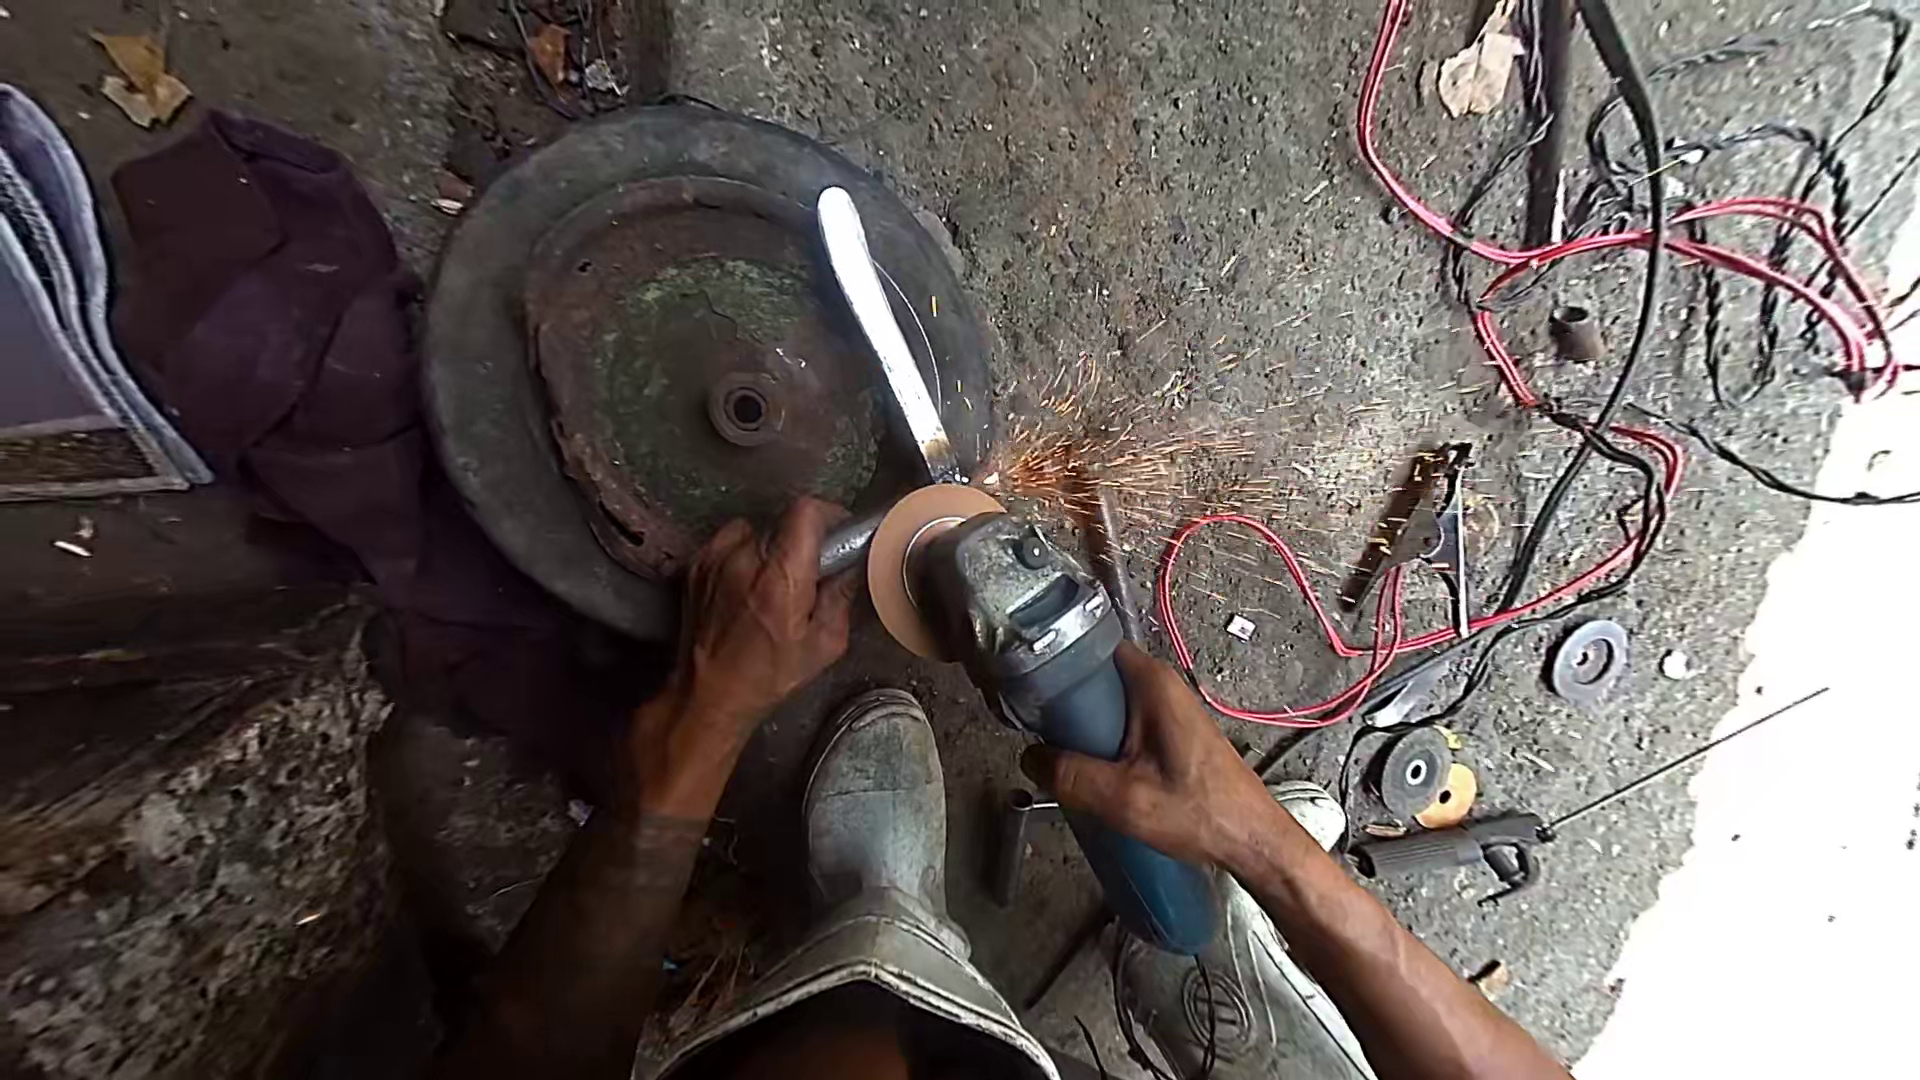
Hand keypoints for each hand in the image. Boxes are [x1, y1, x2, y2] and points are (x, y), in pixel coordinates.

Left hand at [628, 497, 857, 814]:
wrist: (708, 694)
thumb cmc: (769, 675)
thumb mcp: (824, 644)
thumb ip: (842, 596)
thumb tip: (854, 563)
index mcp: (780, 579)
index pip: (805, 512)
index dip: (828, 514)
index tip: (838, 532)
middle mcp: (744, 560)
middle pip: (785, 521)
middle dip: (805, 541)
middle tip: (811, 571)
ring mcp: (716, 558)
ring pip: (759, 528)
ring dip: (774, 546)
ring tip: (777, 579)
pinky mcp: (698, 563)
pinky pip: (733, 540)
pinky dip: (747, 553)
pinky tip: (750, 582)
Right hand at [1020, 641, 1295, 868]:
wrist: (1254, 843)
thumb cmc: (1199, 813)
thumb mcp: (1125, 798)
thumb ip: (1071, 776)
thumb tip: (1028, 757)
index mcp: (1150, 681)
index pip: (1091, 646)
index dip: (1056, 659)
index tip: (1027, 682)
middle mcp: (1159, 683)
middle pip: (1095, 672)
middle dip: (1064, 695)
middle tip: (1036, 724)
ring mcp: (1165, 705)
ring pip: (1107, 698)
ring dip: (1081, 718)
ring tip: (1055, 745)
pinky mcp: (1168, 729)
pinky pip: (1121, 717)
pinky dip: (1100, 732)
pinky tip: (1088, 762)